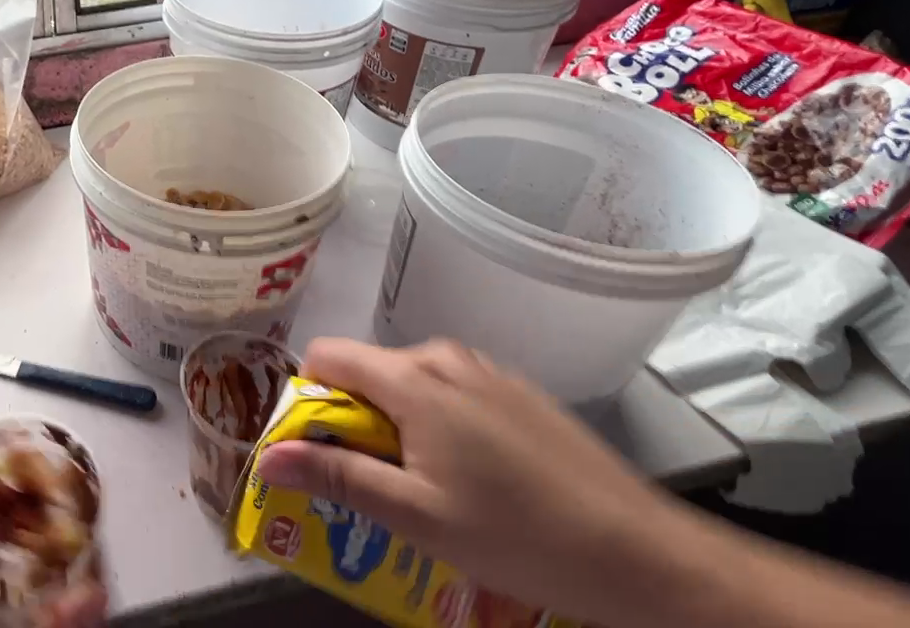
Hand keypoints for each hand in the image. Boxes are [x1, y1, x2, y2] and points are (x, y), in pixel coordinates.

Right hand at [254, 338, 695, 624]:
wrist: (643, 554)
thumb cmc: (518, 535)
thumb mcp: (416, 516)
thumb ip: (336, 477)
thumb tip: (266, 457)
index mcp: (414, 379)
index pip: (327, 356)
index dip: (308, 400)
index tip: (320, 452)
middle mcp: (445, 358)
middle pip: (365, 372)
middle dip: (352, 421)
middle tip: (374, 486)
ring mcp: (485, 371)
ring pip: (406, 384)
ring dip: (394, 426)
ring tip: (421, 489)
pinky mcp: (514, 391)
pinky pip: (447, 394)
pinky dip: (434, 425)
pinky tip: (469, 480)